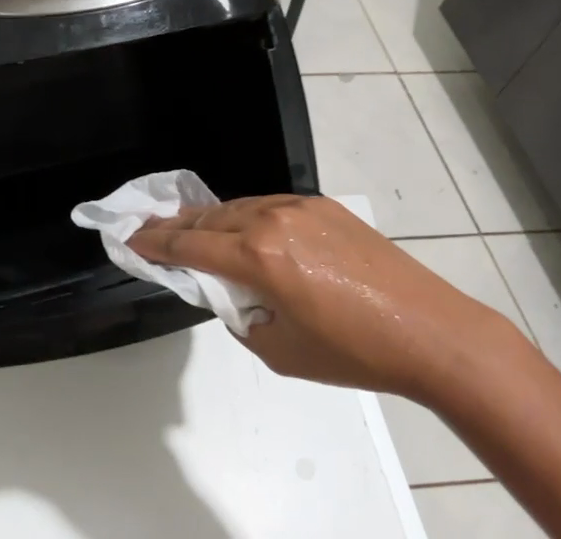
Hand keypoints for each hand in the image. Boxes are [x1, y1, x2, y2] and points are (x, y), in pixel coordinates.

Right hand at [127, 195, 523, 401]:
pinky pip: (270, 207)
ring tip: (191, 231)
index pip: (189, 245)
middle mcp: (272, 219)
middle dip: (175, 226)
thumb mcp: (279, 350)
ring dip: (211, 220)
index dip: (155, 244)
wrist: (431, 332)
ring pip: (238, 207)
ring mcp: (301, 207)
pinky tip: (243, 231)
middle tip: (148, 230)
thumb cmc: (353, 353)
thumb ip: (241, 316)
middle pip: (208, 218)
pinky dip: (246, 217)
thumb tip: (234, 294)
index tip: (129, 240)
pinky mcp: (325, 207)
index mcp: (257, 257)